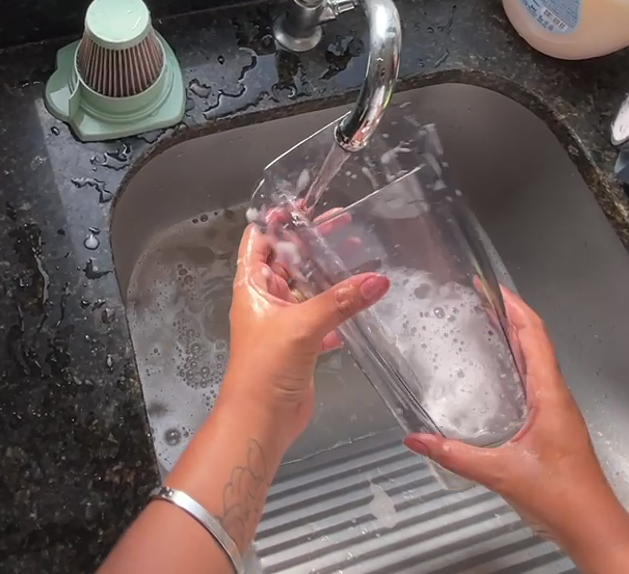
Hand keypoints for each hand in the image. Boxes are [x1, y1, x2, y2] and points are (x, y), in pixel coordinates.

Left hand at [220, 222, 388, 451]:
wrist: (261, 422)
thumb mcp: (302, 326)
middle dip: (311, 242)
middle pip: (287, 259)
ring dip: (327, 271)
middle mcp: (264, 298)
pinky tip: (359, 298)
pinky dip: (337, 306)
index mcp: (251, 285)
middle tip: (340, 221)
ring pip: (306, 286)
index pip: (259, 239)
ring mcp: (282, 320)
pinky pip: (320, 315)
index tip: (304, 206)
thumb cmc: (264, 368)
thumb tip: (376, 279)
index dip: (278, 221)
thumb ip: (340, 301)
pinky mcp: (299, 342)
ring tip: (355, 250)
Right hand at [403, 290, 628, 559]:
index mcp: (549, 394)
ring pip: (534, 357)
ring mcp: (555, 408)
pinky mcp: (551, 422)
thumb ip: (455, 455)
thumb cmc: (560, 498)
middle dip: (507, 312)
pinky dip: (513, 358)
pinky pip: (532, 376)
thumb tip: (414, 438)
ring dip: (512, 333)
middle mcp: (555, 394)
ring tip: (479, 319)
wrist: (596, 533)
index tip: (488, 285)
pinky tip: (491, 367)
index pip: (535, 335)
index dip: (513, 305)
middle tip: (474, 295)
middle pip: (535, 339)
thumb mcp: (501, 474)